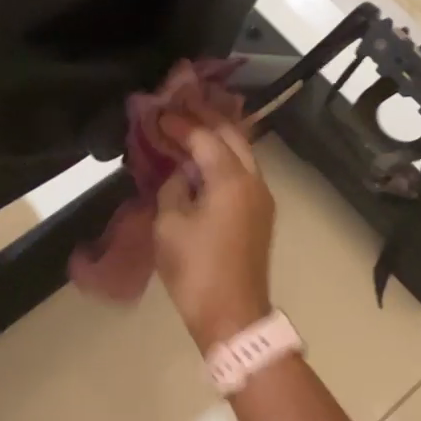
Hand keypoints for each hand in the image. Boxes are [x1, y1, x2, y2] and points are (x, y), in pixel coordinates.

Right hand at [154, 123, 275, 351]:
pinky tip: (204, 159)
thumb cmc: (196, 270)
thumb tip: (181, 173)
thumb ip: (173, 188)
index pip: (205, 137)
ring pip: (243, 153)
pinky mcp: (260, 214)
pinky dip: (224, 158)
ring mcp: (262, 197)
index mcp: (231, 179)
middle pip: (233, 136)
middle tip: (179, 106)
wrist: (233, 314)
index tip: (158, 113)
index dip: (180, 123)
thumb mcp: (169, 225)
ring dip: (218, 137)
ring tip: (191, 126)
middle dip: (206, 118)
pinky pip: (243, 172)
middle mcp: (254, 180)